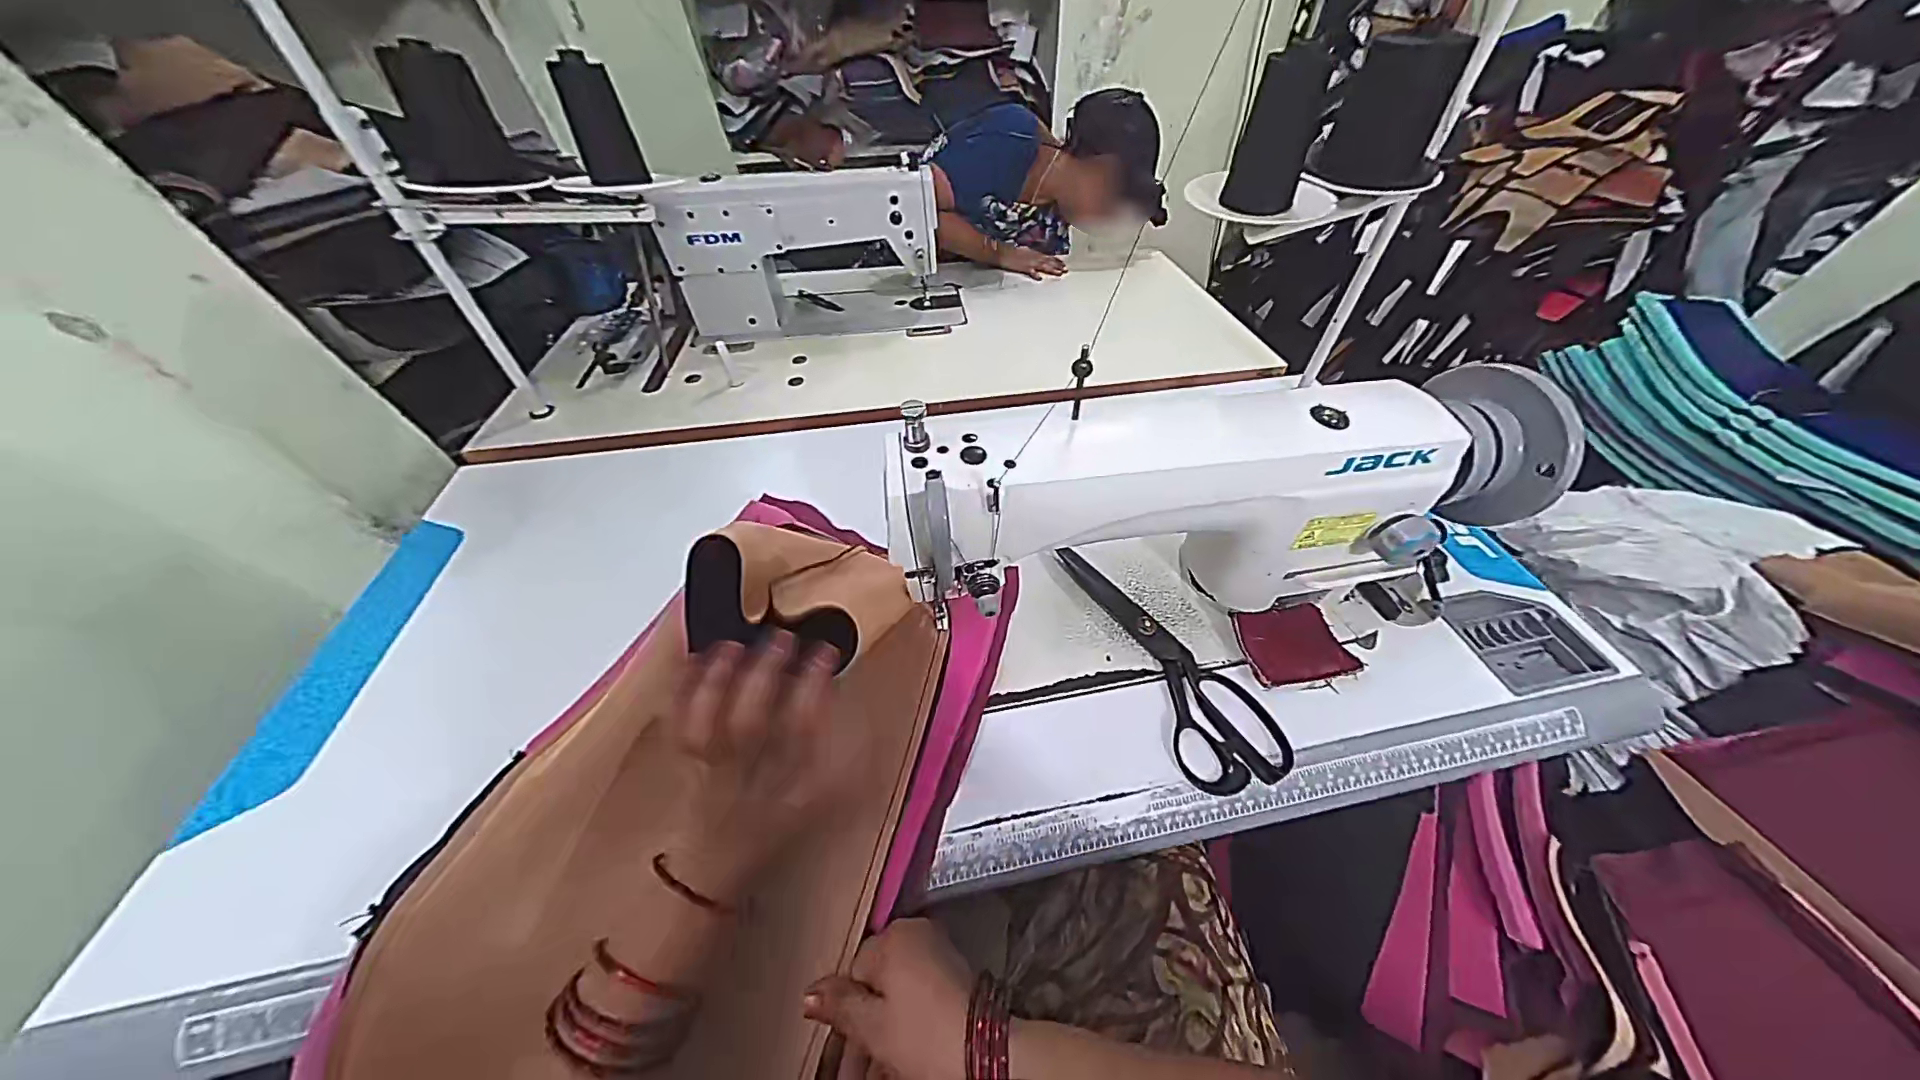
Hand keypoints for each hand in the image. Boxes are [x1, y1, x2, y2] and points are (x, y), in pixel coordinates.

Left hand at [662, 632, 854, 902]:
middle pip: (750, 722)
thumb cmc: (768, 833)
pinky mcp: (683, 765)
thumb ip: (847, 768)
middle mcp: (748, 781)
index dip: (815, 687)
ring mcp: (712, 774)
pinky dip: (682, 688)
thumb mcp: (821, 808)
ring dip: (720, 677)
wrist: (710, 872)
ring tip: (734, 644)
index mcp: (789, 790)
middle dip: (765, 672)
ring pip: (709, 722)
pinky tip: (694, 659)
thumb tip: (868, 725)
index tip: (823, 654)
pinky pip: (677, 726)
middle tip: (781, 639)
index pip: (804, 732)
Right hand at [803, 919, 973, 1079]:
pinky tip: (903, 1051)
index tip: (847, 1043)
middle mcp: (915, 932)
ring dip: (885, 1026)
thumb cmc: (923, 1034)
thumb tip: (808, 993)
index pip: (853, 970)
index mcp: (892, 936)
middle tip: (859, 1064)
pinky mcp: (954, 969)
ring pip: (897, 990)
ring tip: (879, 1066)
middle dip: (865, 1021)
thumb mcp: (873, 1026)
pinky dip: (908, 1018)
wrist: (985, 1047)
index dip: (848, 1010)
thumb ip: (839, 1005)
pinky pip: (918, 991)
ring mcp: (937, 948)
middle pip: (876, 979)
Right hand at [997, 244, 1067, 279]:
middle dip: (1057, 266)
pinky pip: (1030, 272)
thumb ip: (1031, 255)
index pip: (1047, 257)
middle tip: (1065, 270)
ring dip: (1052, 269)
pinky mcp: (1023, 268)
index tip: (1063, 264)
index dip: (1056, 260)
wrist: (1002, 252)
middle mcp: (1033, 257)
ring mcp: (1029, 263)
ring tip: (1060, 273)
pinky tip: (1040, 278)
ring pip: (1043, 266)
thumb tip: (1037, 260)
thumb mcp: (1024, 251)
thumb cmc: (1011, 252)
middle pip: (1048, 262)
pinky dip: (1035, 275)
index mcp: (1033, 253)